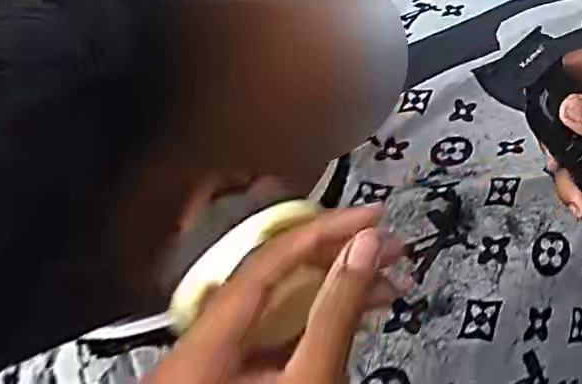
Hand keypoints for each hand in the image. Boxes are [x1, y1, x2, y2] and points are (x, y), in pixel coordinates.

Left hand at [148, 208, 399, 383]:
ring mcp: (204, 373)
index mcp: (198, 352)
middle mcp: (190, 357)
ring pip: (278, 306)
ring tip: (386, 284)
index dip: (327, 229)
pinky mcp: (224, 383)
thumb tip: (367, 241)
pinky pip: (274, 332)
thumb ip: (340, 305)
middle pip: (273, 281)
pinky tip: (357, 312)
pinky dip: (319, 316)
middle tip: (391, 250)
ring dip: (337, 287)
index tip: (375, 215)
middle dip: (341, 259)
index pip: (269, 261)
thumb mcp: (312, 377)